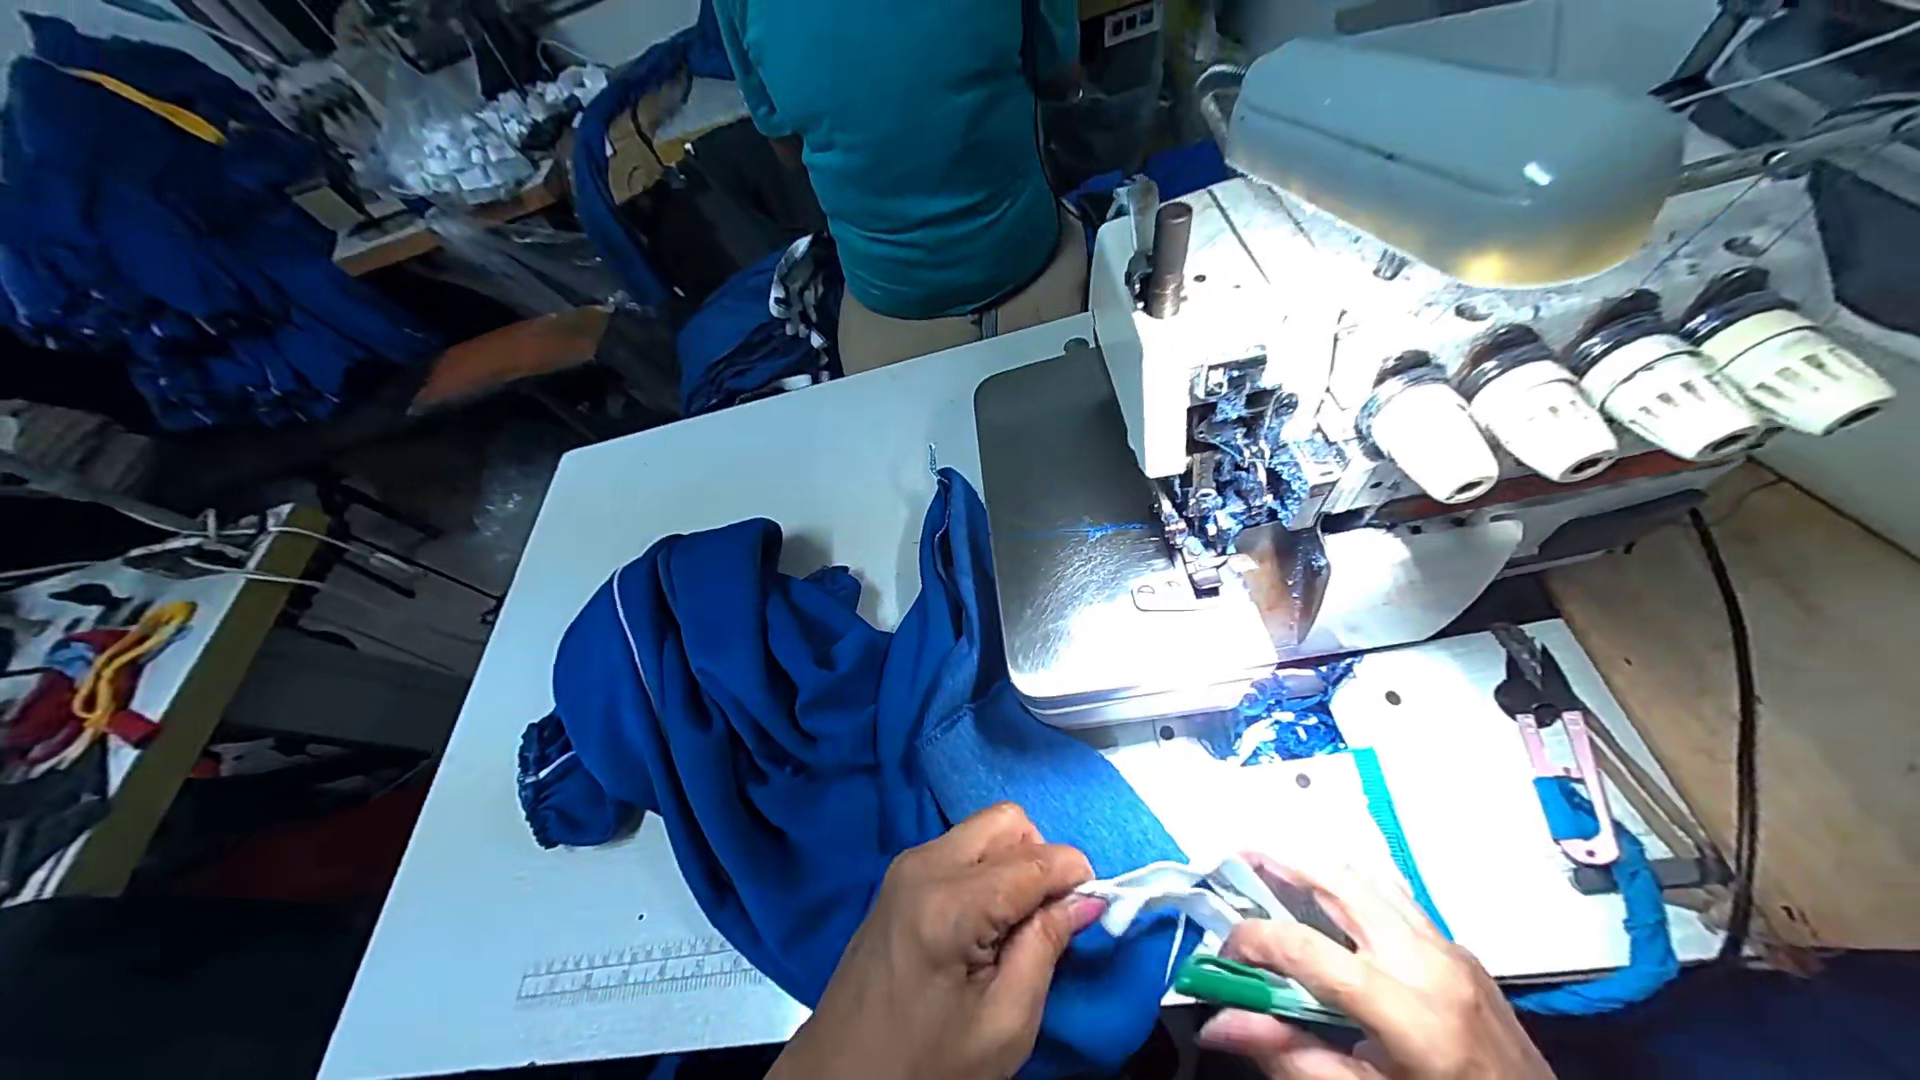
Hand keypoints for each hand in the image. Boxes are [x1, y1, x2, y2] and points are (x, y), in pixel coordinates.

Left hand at [768, 803, 1103, 1079]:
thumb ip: (1046, 947)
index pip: (1035, 858)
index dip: (1076, 877)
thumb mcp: (1002, 1025)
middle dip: (1041, 858)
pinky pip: (961, 846)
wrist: (839, 1079)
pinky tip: (985, 921)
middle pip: (1007, 821)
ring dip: (1014, 863)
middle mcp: (924, 863)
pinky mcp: (900, 874)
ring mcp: (907, 864)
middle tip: (1047, 918)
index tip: (1093, 909)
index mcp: (948, 902)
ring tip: (1015, 925)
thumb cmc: (924, 1066)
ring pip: (985, 828)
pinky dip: (988, 869)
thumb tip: (1086, 897)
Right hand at [1197, 855, 1553, 1079]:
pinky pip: (1394, 899)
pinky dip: (1350, 889)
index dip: (1254, 942)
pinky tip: (1328, 906)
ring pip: (1369, 879)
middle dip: (1282, 862)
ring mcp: (1452, 952)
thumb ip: (1288, 1056)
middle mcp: (1432, 965)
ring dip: (1316, 869)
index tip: (1226, 954)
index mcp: (1413, 1017)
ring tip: (1273, 869)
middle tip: (1238, 859)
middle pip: (1342, 883)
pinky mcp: (1460, 952)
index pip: (1308, 951)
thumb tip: (1214, 1023)